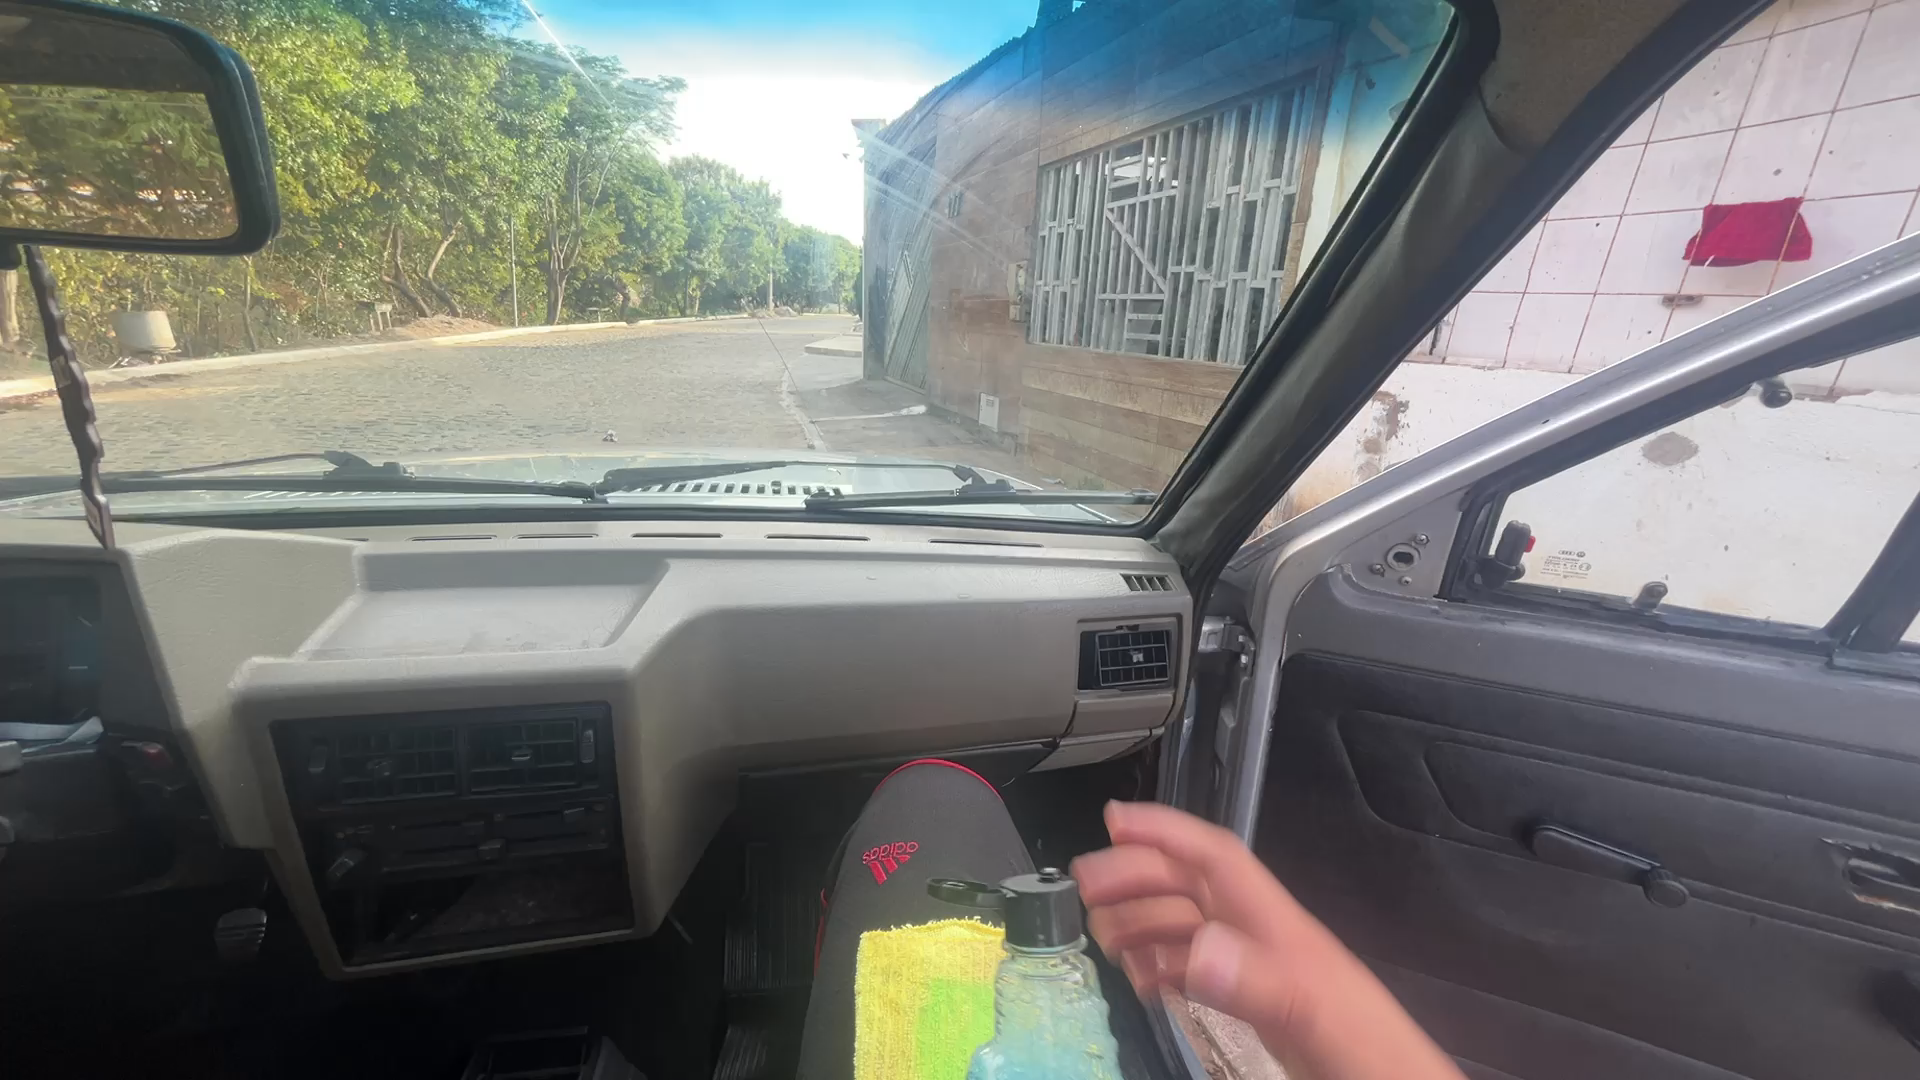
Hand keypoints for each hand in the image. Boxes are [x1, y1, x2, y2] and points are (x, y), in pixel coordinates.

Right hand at [1069, 801, 1464, 1079]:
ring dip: (1140, 919)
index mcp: (1278, 927)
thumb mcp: (1319, 1021)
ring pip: (1187, 925)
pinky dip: (1160, 964)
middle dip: (1135, 875)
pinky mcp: (1259, 1008)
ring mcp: (1260, 973)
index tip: (1113, 820)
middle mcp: (1263, 939)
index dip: (1164, 829)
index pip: (1216, 857)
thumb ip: (1261, 984)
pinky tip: (1140, 979)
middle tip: (1084, 885)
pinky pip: (1197, 969)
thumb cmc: (1372, 1059)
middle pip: (1190, 886)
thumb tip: (1197, 949)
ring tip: (1100, 933)